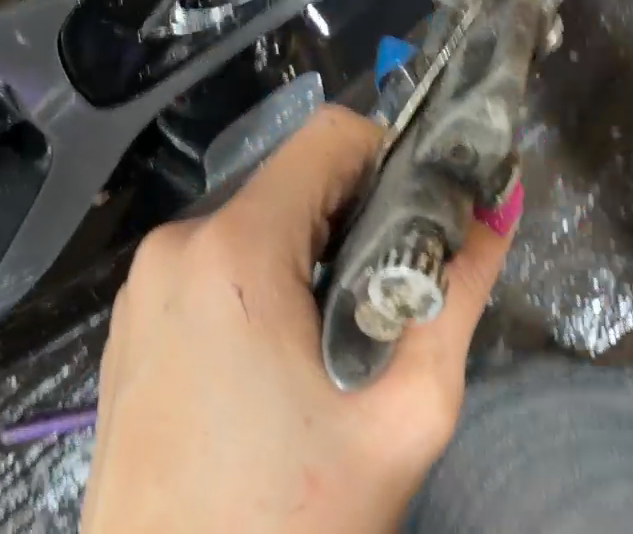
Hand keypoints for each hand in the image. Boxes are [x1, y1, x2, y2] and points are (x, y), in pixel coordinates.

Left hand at [82, 105, 514, 533]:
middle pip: (292, 182)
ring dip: (308, 256)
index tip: (421, 215)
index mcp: (233, 249)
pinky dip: (259, 286)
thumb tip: (501, 206)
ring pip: (254, 225)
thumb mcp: (403, 413)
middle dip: (353, 218)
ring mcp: (142, 285)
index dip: (389, 157)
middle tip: (390, 295)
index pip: (328, 137)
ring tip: (337, 341)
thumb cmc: (291, 521)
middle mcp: (176, 246)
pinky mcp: (131, 322)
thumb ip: (457, 295)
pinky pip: (213, 268)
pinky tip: (279, 363)